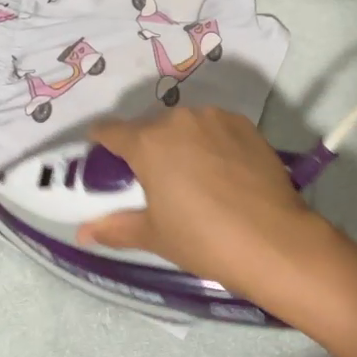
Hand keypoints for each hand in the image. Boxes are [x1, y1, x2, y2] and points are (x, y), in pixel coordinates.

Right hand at [76, 106, 329, 295]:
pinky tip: (222, 172)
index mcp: (149, 142)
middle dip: (146, 148)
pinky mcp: (244, 123)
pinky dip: (210, 143)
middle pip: (151, 128)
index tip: (101, 157)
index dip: (101, 143)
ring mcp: (215, 117)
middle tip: (153, 180)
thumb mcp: (155, 236)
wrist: (273, 239)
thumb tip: (83, 232)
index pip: (111, 131)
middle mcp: (179, 119)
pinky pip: (215, 127)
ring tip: (193, 177)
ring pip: (185, 125)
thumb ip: (115, 227)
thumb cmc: (204, 240)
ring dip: (181, 142)